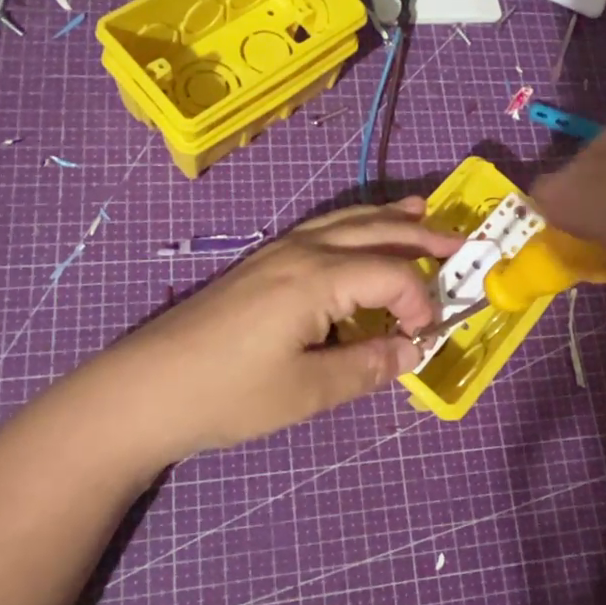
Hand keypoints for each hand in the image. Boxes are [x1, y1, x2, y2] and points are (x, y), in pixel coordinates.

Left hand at [82, 198, 462, 467]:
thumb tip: (412, 351)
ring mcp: (276, 252)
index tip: (425, 340)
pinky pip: (321, 231)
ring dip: (387, 219)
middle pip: (374, 230)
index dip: (421, 304)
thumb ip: (367, 367)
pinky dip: (353, 228)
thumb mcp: (307, 391)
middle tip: (461, 240)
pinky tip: (356, 238)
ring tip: (421, 210)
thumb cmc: (228, 394)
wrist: (144, 388)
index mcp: (319, 278)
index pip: (393, 276)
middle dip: (420, 234)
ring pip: (345, 221)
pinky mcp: (259, 264)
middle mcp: (302, 251)